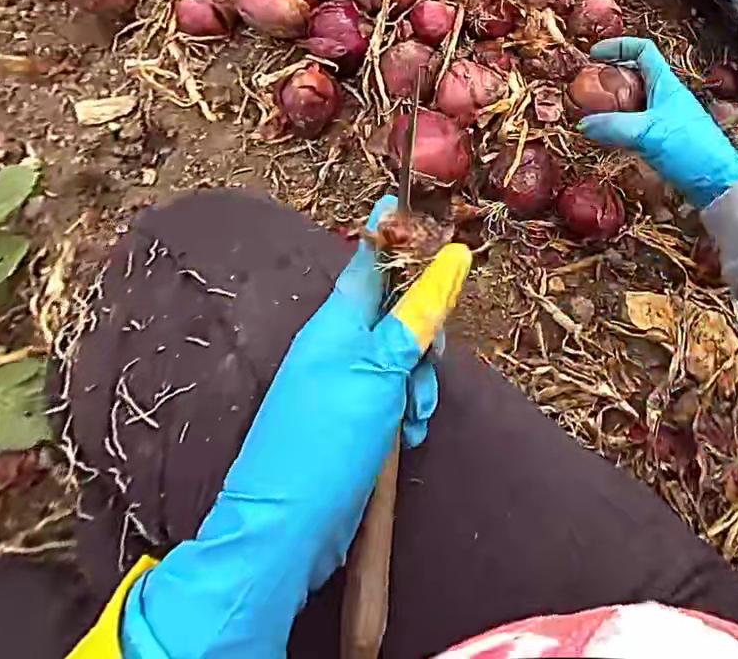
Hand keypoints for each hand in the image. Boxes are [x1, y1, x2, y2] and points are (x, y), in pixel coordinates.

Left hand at [122, 196, 465, 658]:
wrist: (284, 530)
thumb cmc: (327, 438)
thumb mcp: (380, 370)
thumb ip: (416, 314)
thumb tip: (452, 258)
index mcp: (339, 319)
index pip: (370, 259)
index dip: (391, 232)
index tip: (410, 207)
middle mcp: (340, 342)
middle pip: (398, 311)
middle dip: (424, 334)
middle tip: (429, 361)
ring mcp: (346, 380)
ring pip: (403, 357)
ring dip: (418, 383)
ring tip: (410, 416)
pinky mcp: (354, 415)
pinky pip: (394, 395)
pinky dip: (405, 410)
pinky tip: (403, 436)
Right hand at [577, 38, 737, 206]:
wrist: (718, 184)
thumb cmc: (690, 149)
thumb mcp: (647, 133)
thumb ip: (613, 126)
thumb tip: (583, 124)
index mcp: (666, 84)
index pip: (643, 50)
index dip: (618, 46)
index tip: (595, 54)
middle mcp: (665, 96)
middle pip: (633, 74)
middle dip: (609, 76)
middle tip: (588, 86)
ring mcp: (664, 116)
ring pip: (632, 100)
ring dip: (611, 102)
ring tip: (591, 110)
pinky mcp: (662, 137)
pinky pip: (633, 122)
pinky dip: (617, 123)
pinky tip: (606, 134)